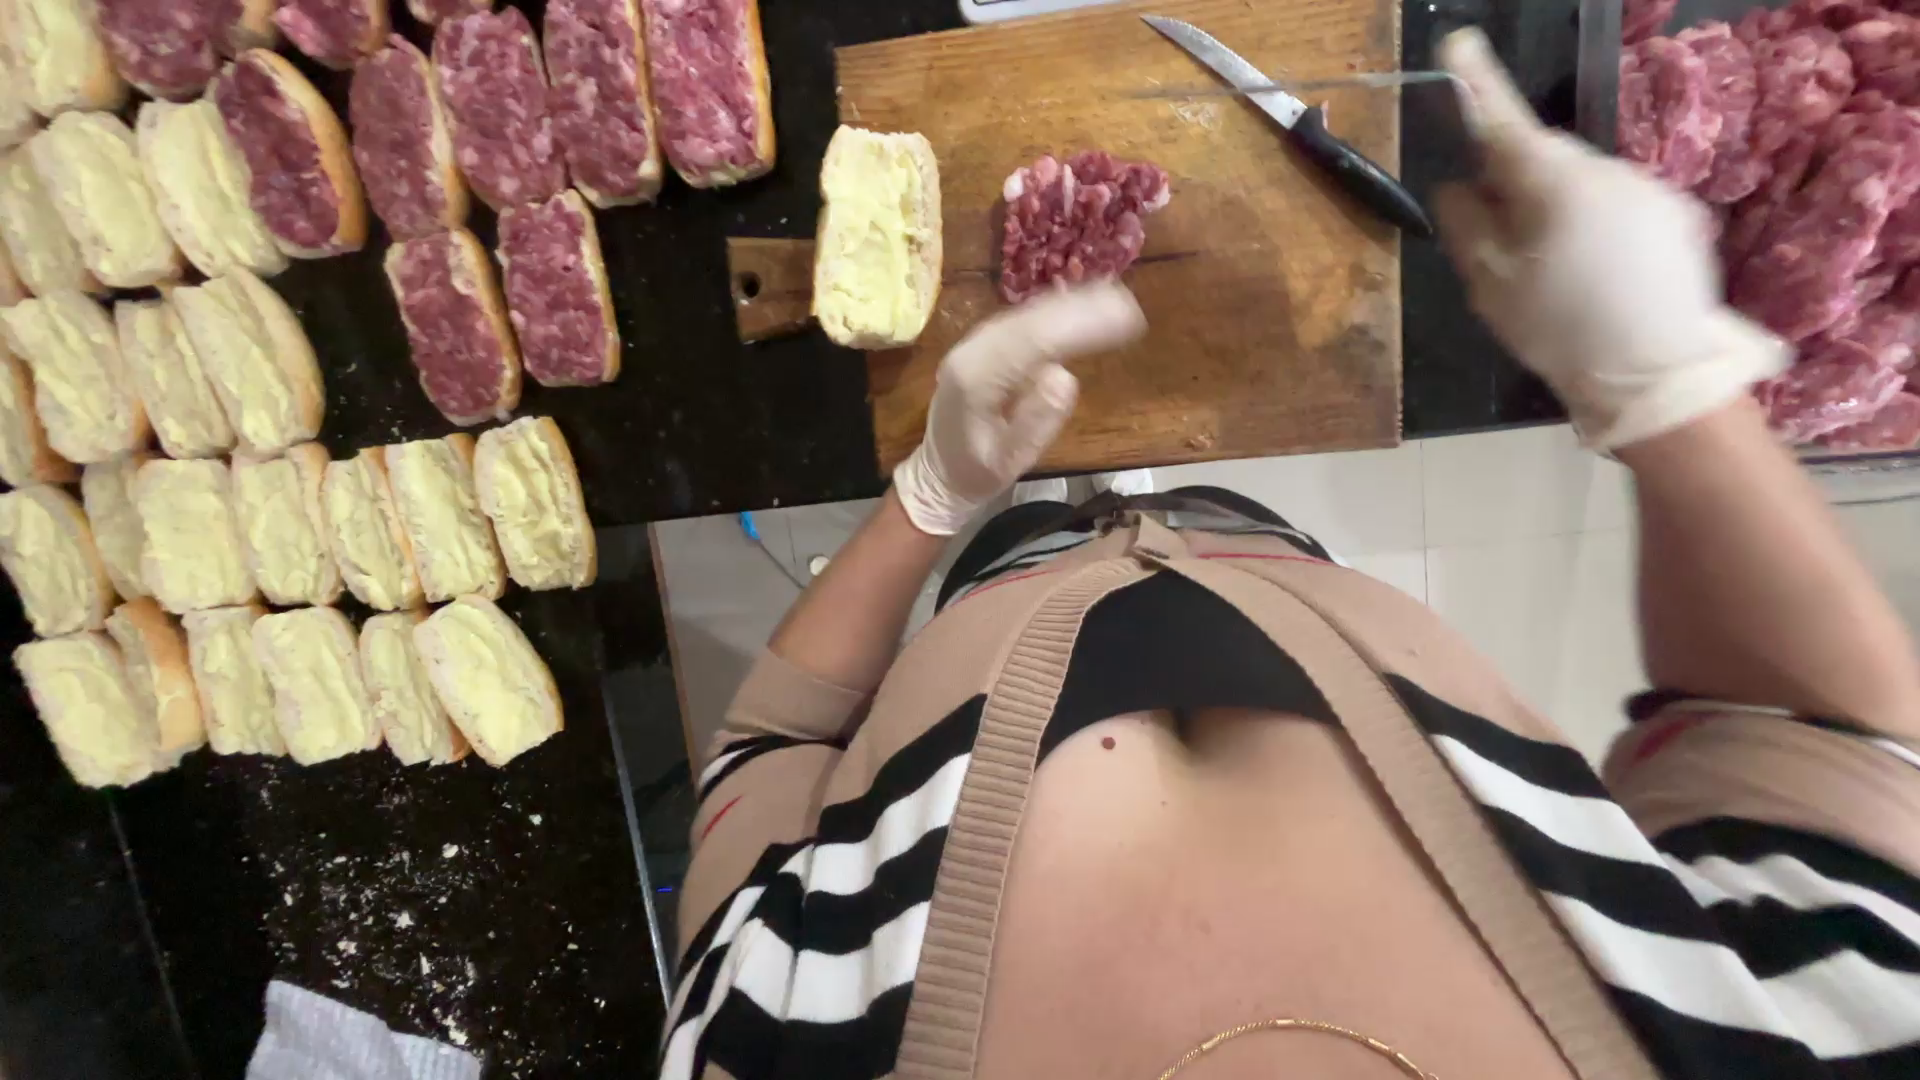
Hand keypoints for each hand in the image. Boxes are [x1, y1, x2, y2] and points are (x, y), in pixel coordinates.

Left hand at [892, 282, 1145, 535]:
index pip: (1032, 341)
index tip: (1122, 318)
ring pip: (1026, 315)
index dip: (1078, 325)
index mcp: (976, 379)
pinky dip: (1054, 311)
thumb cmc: (976, 472)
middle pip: (1031, 320)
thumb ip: (1035, 423)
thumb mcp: (1008, 462)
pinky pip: (1022, 321)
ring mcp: (975, 345)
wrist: (939, 472)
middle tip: (1128, 306)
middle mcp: (972, 351)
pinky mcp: (984, 346)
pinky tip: (1082, 304)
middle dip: (1080, 308)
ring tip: (1116, 299)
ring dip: (1069, 304)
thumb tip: (1065, 378)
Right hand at [1434, 29, 1788, 449]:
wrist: (1650, 371)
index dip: (1478, 87)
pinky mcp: (1675, 216)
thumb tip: (1455, 185)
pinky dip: (1587, 226)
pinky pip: (1614, 205)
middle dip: (1513, 182)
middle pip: (1544, 159)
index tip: (1458, 46)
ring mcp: (1649, 191)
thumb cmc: (1554, 329)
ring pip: (1580, 184)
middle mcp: (1609, 173)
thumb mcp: (1489, 285)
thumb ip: (1467, 227)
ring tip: (1541, 270)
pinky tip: (1583, 274)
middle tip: (1490, 234)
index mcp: (1555, 188)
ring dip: (1551, 209)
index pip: (1505, 128)